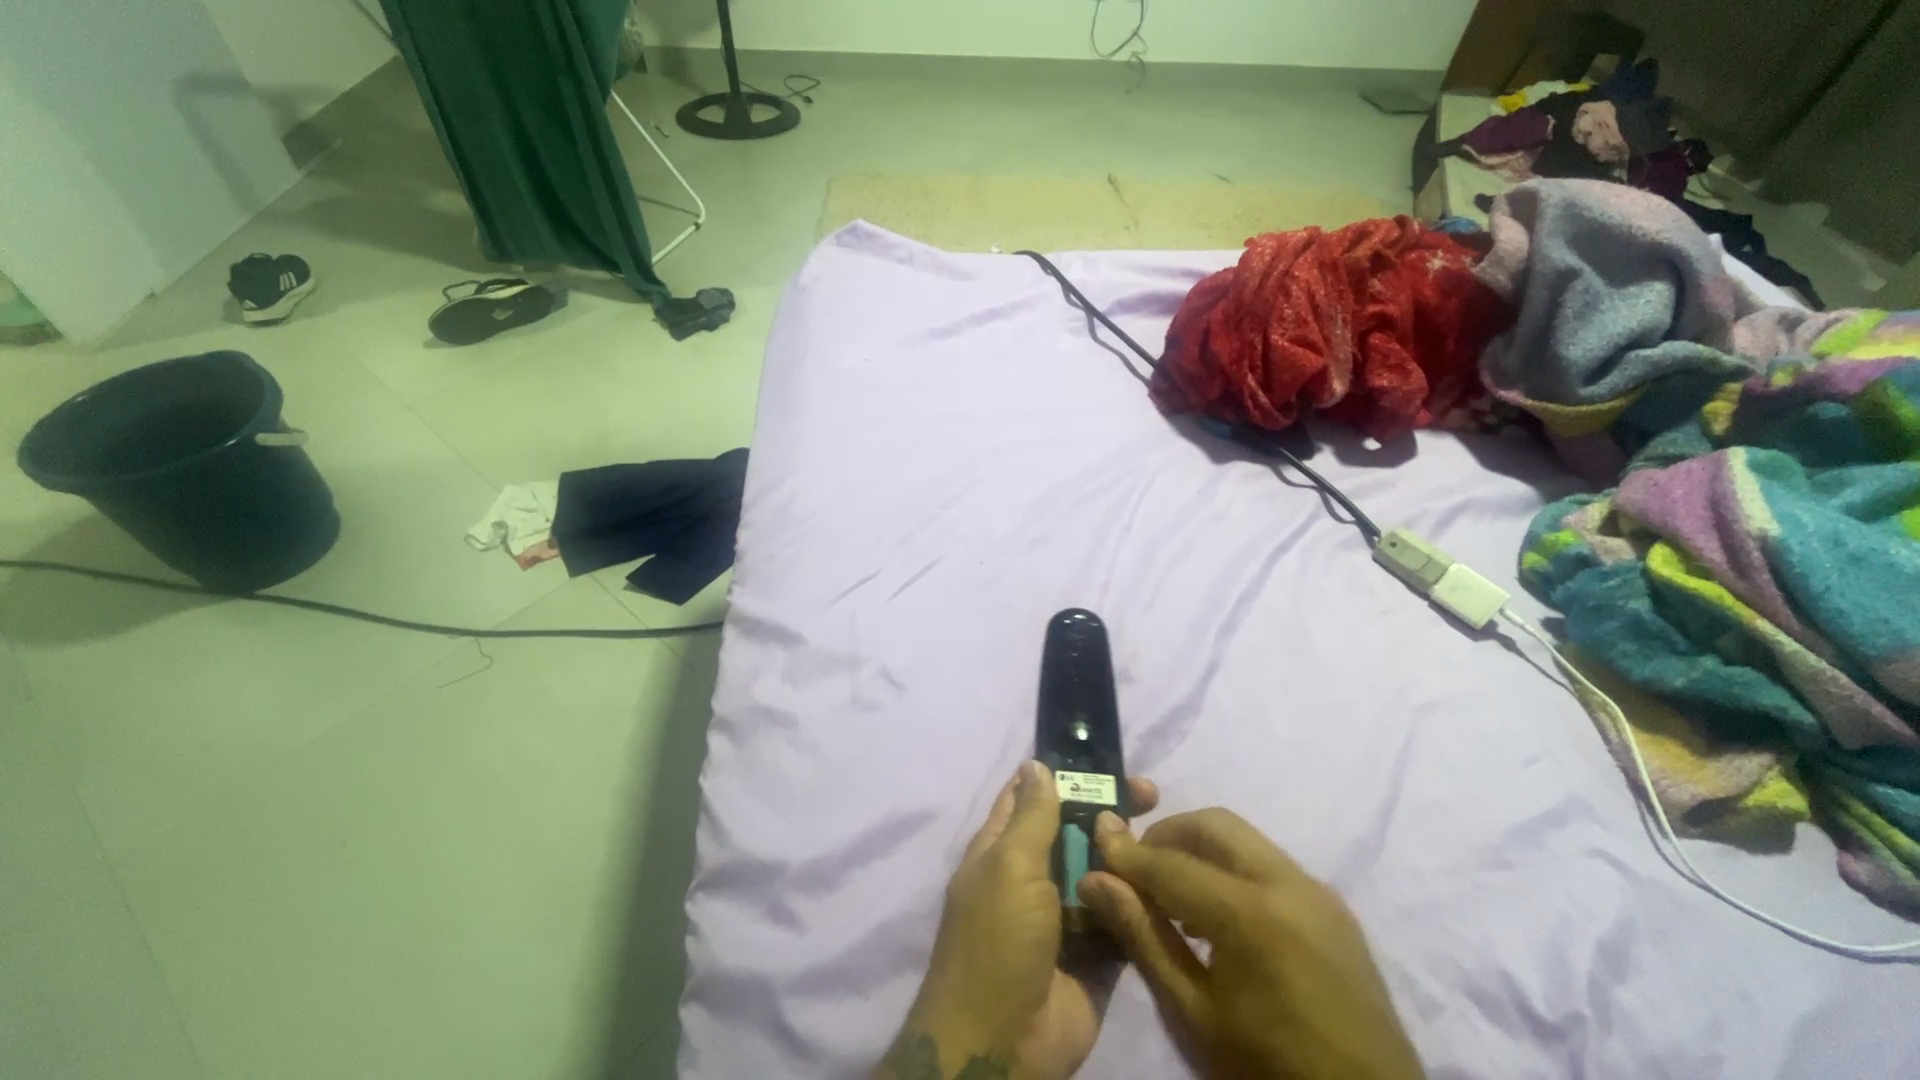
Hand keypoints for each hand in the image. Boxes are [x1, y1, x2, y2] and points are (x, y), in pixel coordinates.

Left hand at [880, 762, 1158, 1079]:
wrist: (1004, 1042)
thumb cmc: (997, 941)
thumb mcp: (1008, 867)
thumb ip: (1031, 817)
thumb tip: (1036, 763)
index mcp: (1003, 851)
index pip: (1032, 797)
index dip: (1064, 773)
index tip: (1107, 757)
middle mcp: (1035, 877)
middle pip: (1076, 830)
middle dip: (1109, 809)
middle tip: (1152, 794)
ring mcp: (1068, 915)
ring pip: (1106, 869)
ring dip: (1131, 853)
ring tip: (1165, 837)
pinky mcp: (1100, 952)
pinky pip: (1126, 915)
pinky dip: (1145, 899)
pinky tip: (1173, 878)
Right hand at [1078, 809, 1423, 1079]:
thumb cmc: (1266, 1067)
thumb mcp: (1192, 1013)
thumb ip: (1143, 937)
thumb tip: (1096, 881)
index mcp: (1251, 913)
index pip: (1171, 862)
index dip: (1126, 852)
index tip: (1094, 838)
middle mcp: (1289, 884)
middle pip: (1214, 825)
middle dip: (1167, 834)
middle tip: (1135, 867)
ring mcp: (1318, 893)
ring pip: (1246, 840)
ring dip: (1201, 849)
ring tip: (1171, 894)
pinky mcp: (1335, 909)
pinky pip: (1272, 865)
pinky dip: (1233, 869)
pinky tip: (1217, 915)